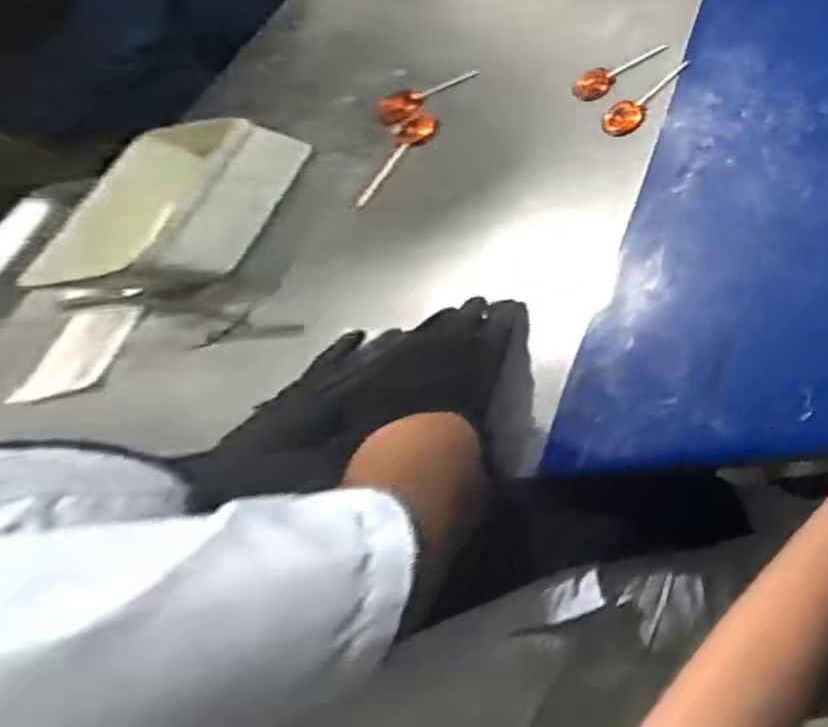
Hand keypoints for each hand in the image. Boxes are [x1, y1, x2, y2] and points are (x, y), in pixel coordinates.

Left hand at [179, 298, 526, 507]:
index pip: (484, 352)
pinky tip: (361, 337)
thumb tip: (512, 460)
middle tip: (475, 305)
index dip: (499, 329)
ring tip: (436, 319)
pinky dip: (348, 351)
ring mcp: (347, 390)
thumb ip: (493, 466)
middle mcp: (405, 383)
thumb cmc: (408, 517)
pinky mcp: (295, 405)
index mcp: (455, 399)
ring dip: (416, 334)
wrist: (301, 542)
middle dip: (460, 324)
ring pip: (391, 348)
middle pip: (437, 344)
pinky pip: (330, 366)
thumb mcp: (473, 497)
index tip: (509, 307)